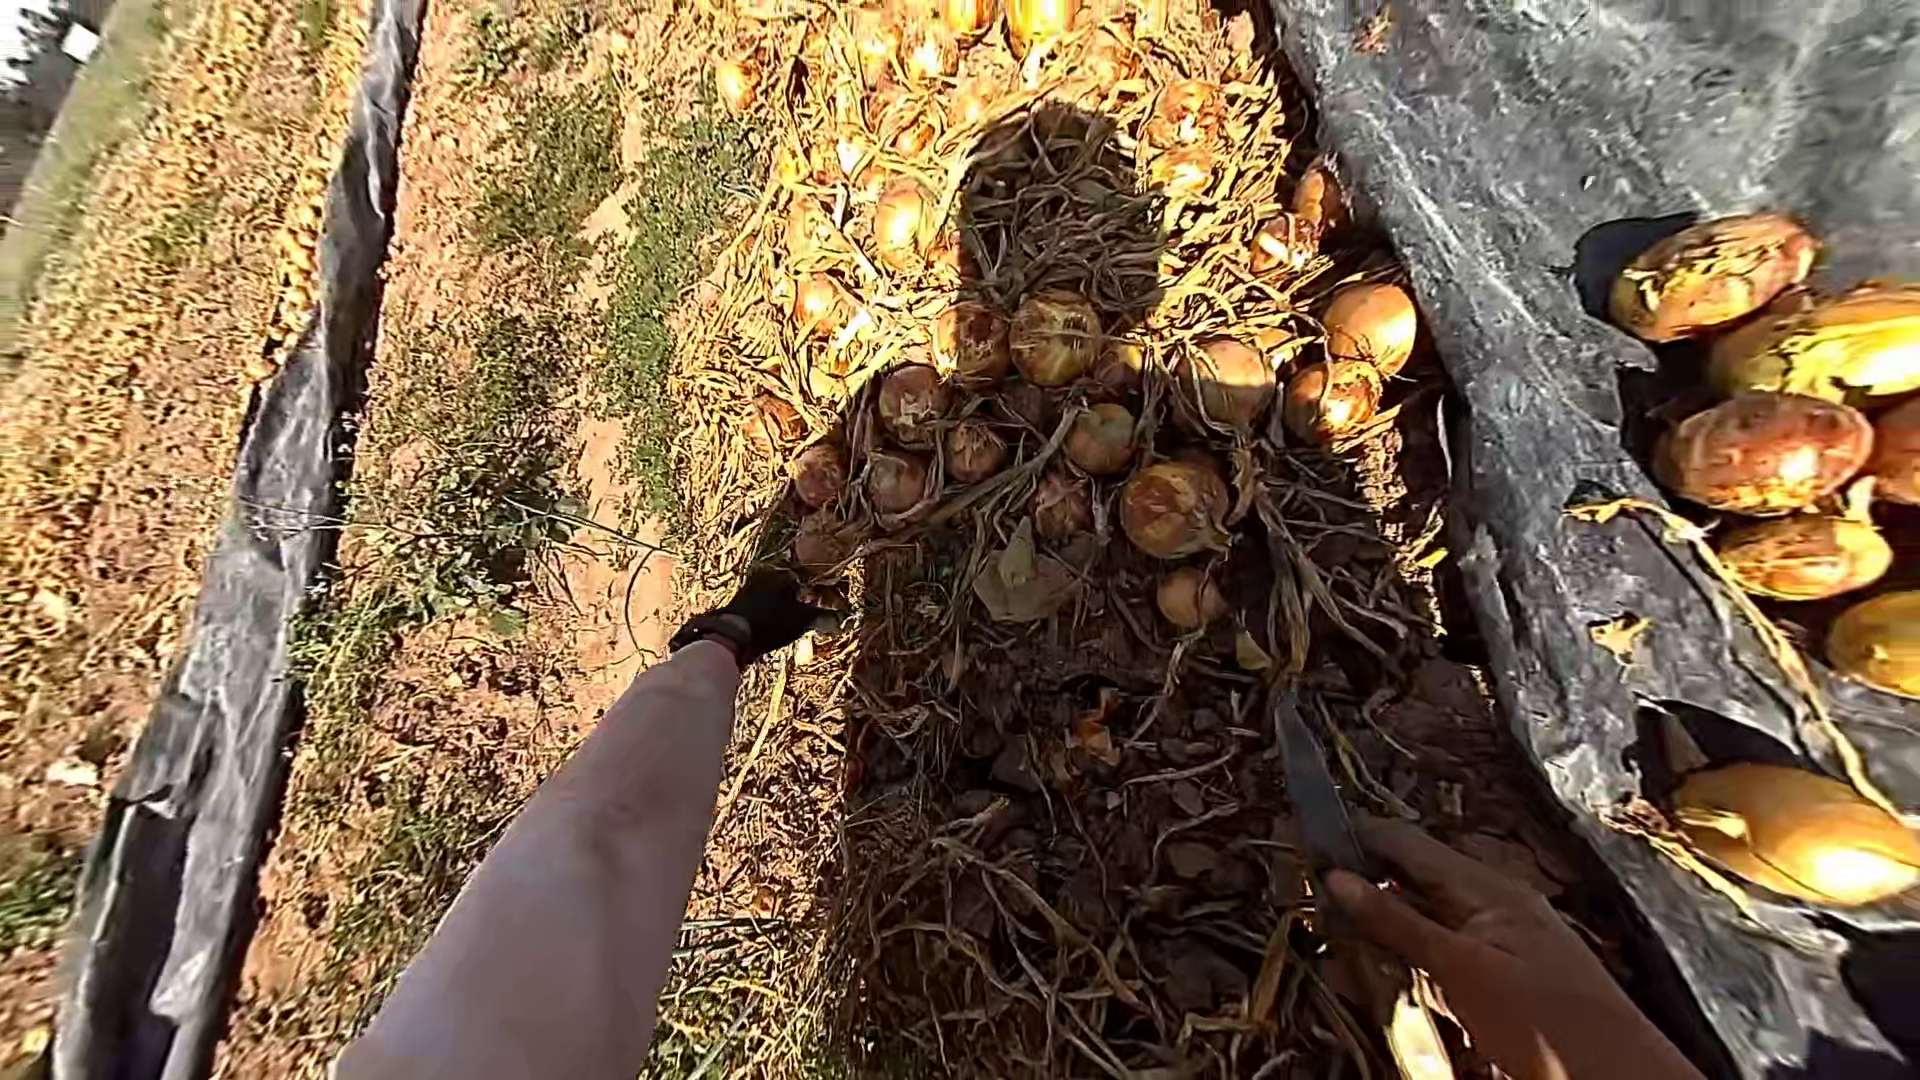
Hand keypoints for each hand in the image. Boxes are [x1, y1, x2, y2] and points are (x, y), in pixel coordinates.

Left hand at [678, 570, 831, 666]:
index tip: (817, 607)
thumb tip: (847, 617)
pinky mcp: (736, 609)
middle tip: (804, 618)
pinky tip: (771, 633)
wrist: (731, 636)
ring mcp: (746, 593)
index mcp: (779, 576)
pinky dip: (768, 620)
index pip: (801, 580)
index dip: (812, 594)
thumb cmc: (771, 621)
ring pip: (771, 600)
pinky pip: (759, 612)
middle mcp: (761, 579)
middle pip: (785, 589)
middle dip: (795, 602)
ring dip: (780, 612)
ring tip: (789, 628)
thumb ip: (823, 617)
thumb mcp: (802, 619)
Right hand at [1325, 816, 1703, 1079]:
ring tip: (1335, 943)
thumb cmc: (1551, 1029)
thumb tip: (1331, 874)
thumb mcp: (1462, 972)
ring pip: (1414, 917)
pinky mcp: (1496, 978)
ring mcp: (1492, 941)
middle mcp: (1484, 902)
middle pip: (1404, 877)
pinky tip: (1376, 978)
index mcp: (1481, 884)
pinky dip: (1402, 960)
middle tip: (1313, 903)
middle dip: (1358, 887)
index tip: (1303, 844)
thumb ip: (1394, 920)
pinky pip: (1434, 953)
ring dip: (1375, 929)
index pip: (1399, 838)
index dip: (1351, 835)